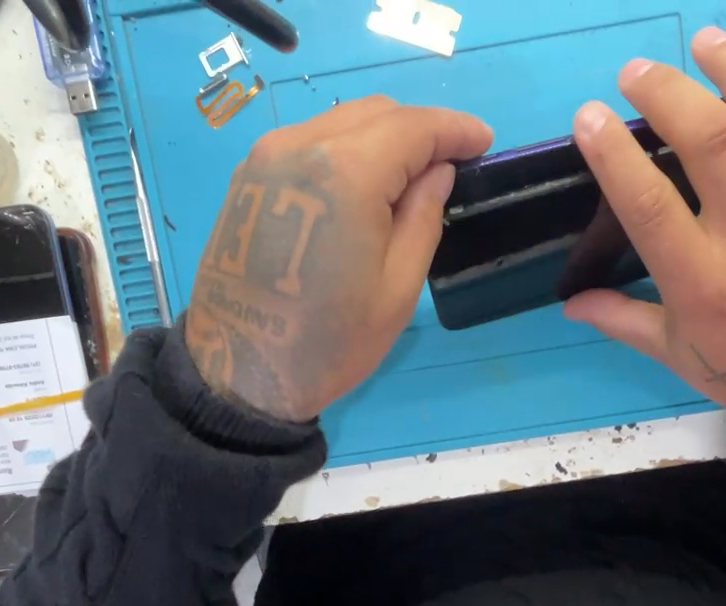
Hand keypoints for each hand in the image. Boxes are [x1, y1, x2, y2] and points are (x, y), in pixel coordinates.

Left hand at [183, 98, 493, 420]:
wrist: (242, 372)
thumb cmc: (331, 342)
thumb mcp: (398, 290)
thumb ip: (423, 217)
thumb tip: (437, 173)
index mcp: (345, 173)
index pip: (412, 127)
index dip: (454, 130)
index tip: (483, 141)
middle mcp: (299, 146)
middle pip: (374, 113)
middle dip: (419, 132)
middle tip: (451, 165)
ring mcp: (265, 158)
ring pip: (339, 124)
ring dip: (382, 140)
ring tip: (409, 179)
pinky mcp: (247, 178)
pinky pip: (309, 144)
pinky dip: (346, 152)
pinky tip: (362, 188)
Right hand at [564, 16, 725, 419]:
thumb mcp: (676, 354)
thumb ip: (622, 321)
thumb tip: (570, 302)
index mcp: (701, 278)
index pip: (648, 203)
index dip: (614, 154)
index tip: (589, 118)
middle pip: (710, 139)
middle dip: (667, 92)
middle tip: (637, 73)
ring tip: (706, 40)